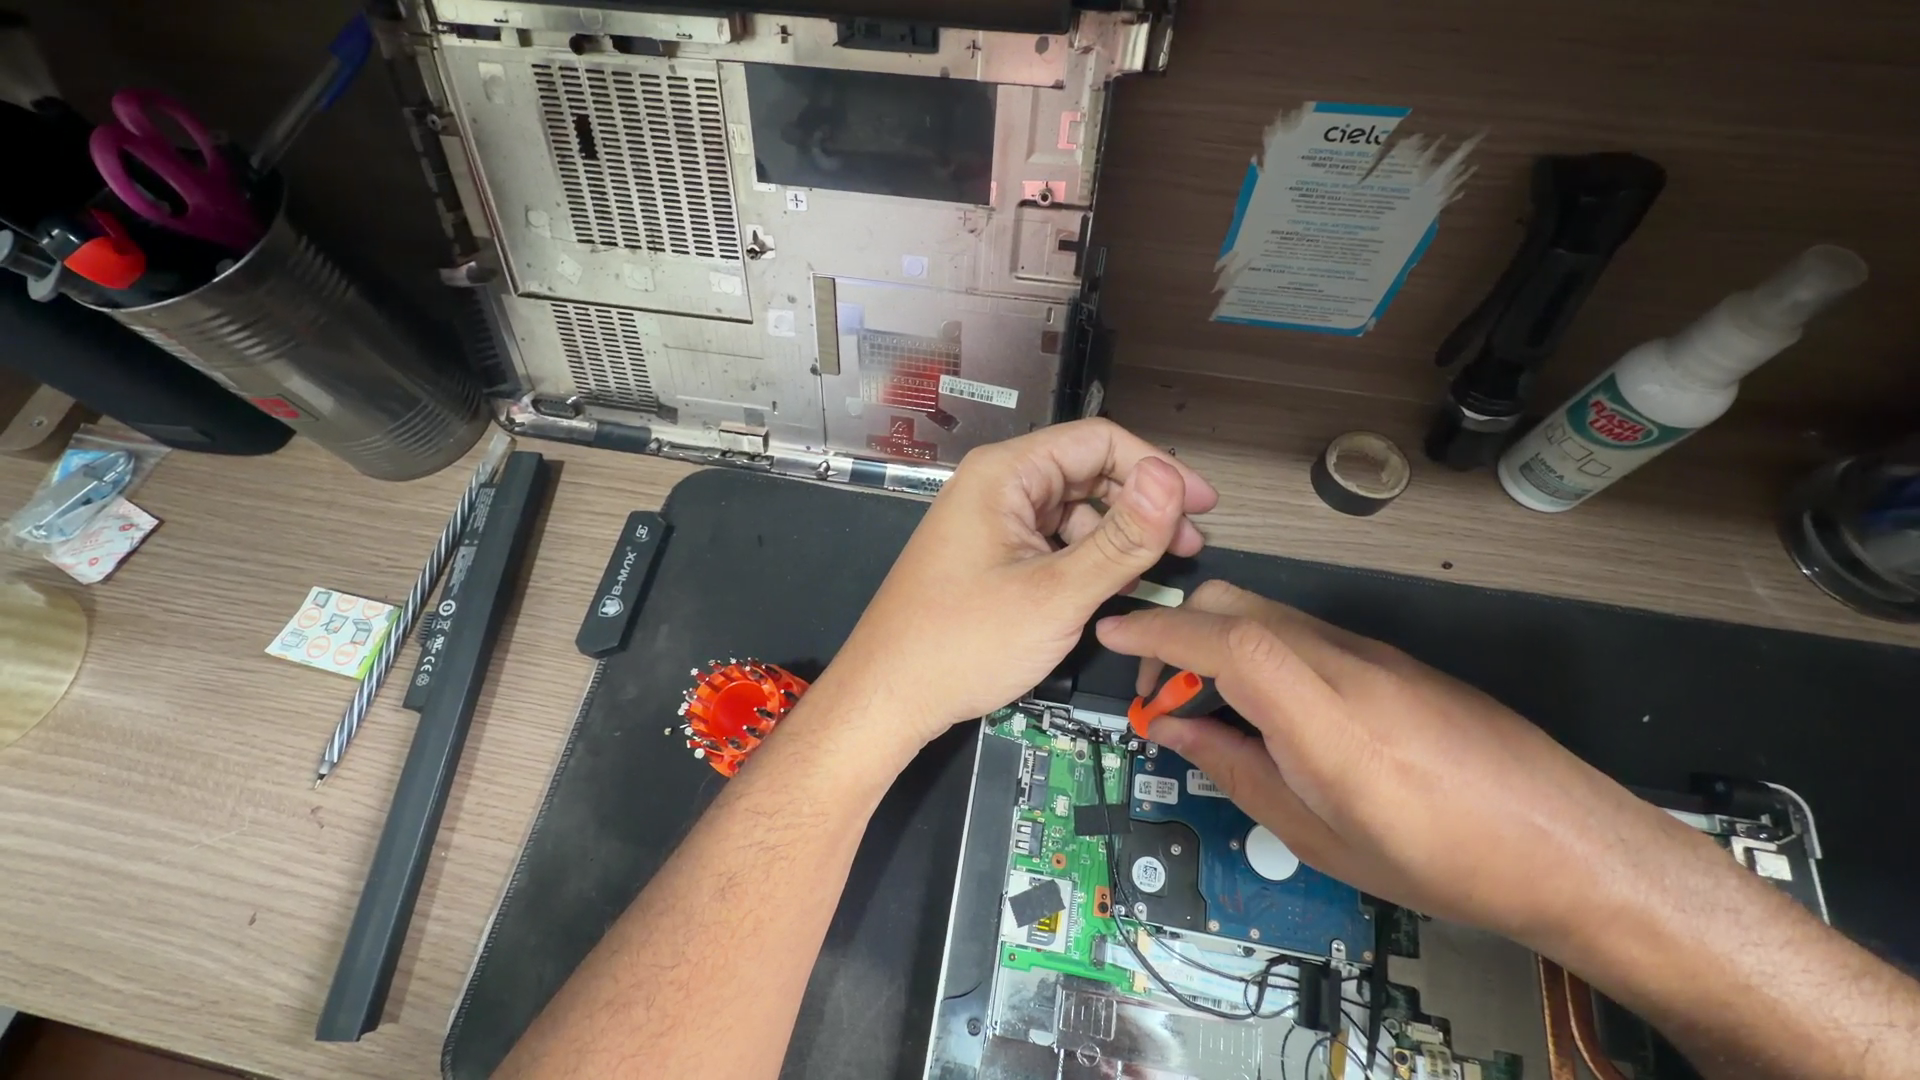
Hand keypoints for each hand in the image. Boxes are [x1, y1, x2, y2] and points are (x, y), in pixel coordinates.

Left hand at [817, 419, 1217, 759]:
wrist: (888, 697)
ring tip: (1153, 574)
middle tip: (1187, 548)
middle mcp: (996, 486)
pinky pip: (1051, 541)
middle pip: (1086, 473)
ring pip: (1073, 511)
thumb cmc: (962, 644)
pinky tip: (1111, 588)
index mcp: (1005, 474)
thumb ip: (1120, 539)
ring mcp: (991, 522)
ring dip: (1116, 537)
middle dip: (1140, 506)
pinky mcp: (990, 555)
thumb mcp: (1055, 594)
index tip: (1202, 507)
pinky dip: (1086, 559)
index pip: (1098, 441)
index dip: (1157, 468)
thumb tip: (1172, 479)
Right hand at [1095, 581, 1709, 947]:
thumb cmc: (1444, 862)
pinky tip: (1264, 708)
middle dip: (1175, 632)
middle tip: (1160, 696)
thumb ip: (1233, 768)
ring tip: (1206, 708)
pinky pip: (1300, 632)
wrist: (1572, 847)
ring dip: (1214, 641)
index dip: (1155, 630)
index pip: (1222, 640)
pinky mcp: (1390, 656)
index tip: (1111, 635)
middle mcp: (1344, 664)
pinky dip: (1255, 651)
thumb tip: (1174, 729)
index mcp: (1324, 718)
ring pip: (1264, 612)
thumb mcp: (1317, 834)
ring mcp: (1372, 652)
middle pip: (1234, 604)